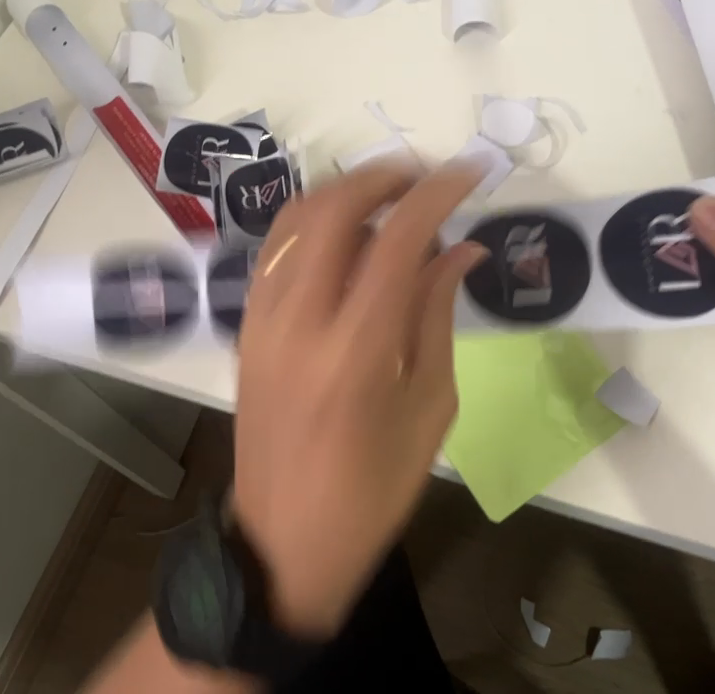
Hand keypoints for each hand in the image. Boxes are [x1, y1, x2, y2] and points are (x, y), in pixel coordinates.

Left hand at [230, 162, 487, 638]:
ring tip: (389, 197)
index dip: (436, 193)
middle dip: (383, 176)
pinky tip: (345, 236)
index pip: (396, 240)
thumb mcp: (429, 408)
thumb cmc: (372, 491)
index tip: (469, 172)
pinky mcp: (245, 327)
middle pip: (332, 209)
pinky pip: (275, 250)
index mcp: (355, 353)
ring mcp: (261, 321)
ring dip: (344, 193)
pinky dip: (312, 224)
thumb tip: (461, 249)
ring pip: (294, 220)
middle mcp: (298, 323)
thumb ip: (437, 315)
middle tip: (425, 176)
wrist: (282, 543)